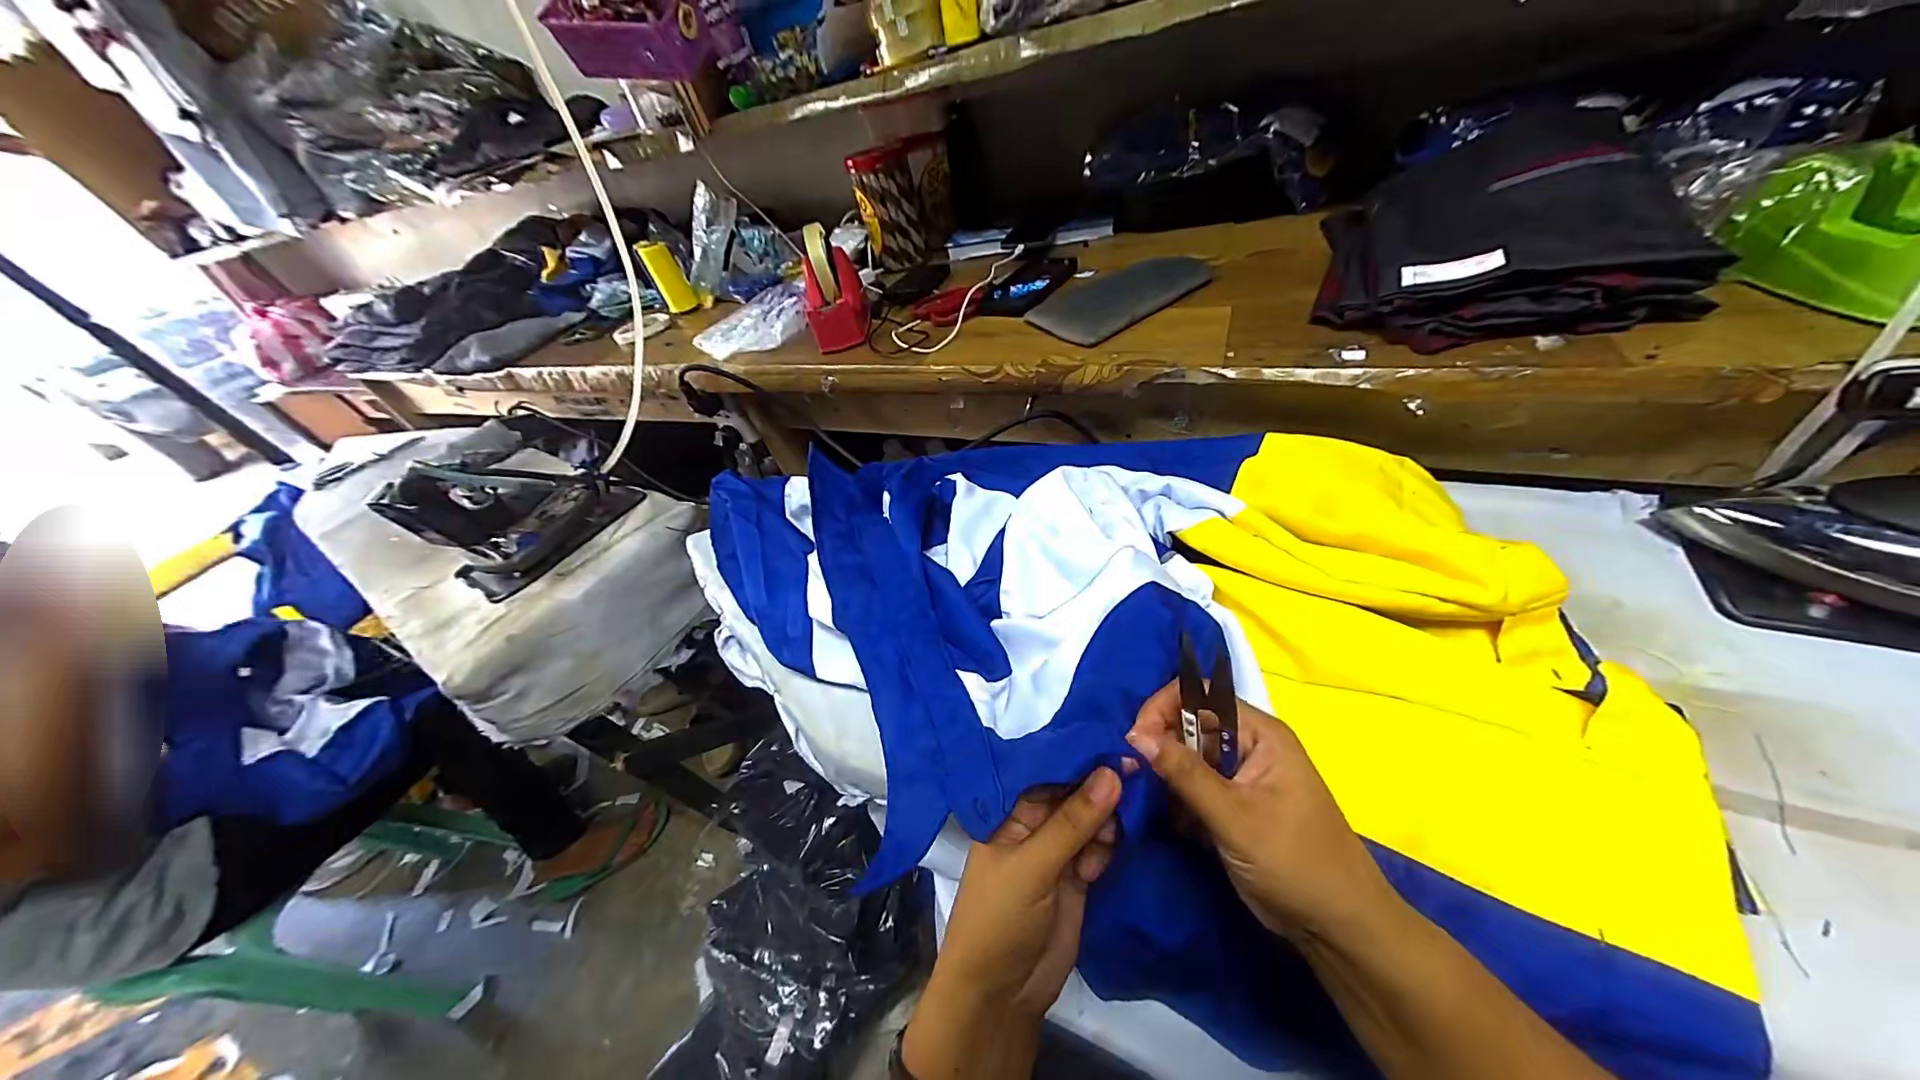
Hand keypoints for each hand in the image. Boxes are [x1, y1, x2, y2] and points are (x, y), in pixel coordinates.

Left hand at [902, 769, 1120, 1079]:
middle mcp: (1031, 825)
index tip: (1117, 745)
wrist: (1001, 994)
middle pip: (1073, 794)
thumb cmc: (1000, 919)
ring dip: (1105, 823)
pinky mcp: (1076, 878)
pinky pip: (1099, 849)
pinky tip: (1101, 862)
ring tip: (1107, 841)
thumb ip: (1072, 822)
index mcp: (1007, 812)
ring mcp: (1055, 852)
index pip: (1046, 772)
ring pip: (1090, 820)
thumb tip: (1112, 772)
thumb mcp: (1032, 866)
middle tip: (1131, 782)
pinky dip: (1107, 849)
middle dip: (1100, 789)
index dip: (1079, 759)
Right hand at [1125, 682, 1395, 943]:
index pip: (1200, 695)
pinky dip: (1177, 803)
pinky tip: (1177, 825)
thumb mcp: (1234, 817)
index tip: (1136, 741)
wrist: (1338, 929)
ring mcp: (1239, 779)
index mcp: (1259, 735)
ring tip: (1159, 807)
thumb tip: (1136, 735)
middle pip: (1188, 726)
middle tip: (1138, 778)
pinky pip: (1192, 789)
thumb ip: (1184, 773)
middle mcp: (1248, 747)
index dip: (1164, 709)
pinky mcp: (1231, 807)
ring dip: (1167, 780)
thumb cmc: (1296, 863)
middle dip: (1160, 747)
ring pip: (1186, 760)